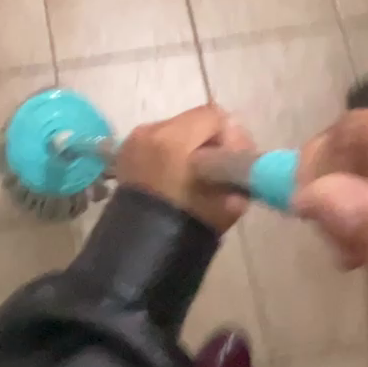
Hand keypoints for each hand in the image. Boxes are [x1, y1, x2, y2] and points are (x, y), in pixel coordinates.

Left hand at [113, 105, 251, 234]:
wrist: (140, 250)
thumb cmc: (187, 226)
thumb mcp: (227, 203)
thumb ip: (239, 173)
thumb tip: (242, 158)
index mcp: (173, 140)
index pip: (213, 116)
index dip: (231, 135)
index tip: (236, 159)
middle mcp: (150, 131)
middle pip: (192, 121)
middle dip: (210, 140)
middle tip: (221, 167)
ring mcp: (133, 140)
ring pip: (174, 129)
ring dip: (190, 146)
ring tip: (197, 174)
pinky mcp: (125, 151)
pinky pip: (156, 141)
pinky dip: (170, 152)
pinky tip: (176, 177)